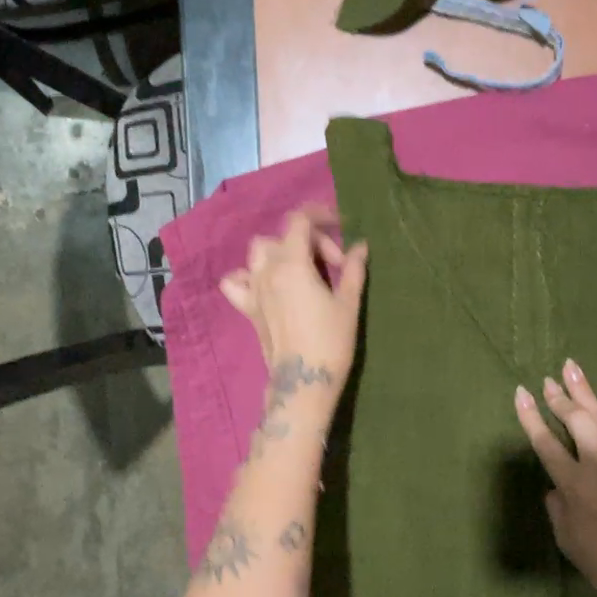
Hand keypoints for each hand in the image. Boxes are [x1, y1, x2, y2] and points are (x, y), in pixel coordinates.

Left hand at [220, 206, 368, 383]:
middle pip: (282, 237)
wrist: (304, 382)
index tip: (339, 224)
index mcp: (292, 264)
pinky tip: (265, 284)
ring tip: (300, 270)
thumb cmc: (331, 342)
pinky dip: (247, 275)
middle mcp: (266, 271)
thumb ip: (353, 269)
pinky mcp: (247, 308)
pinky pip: (236, 281)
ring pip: (258, 253)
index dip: (319, 215)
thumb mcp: (348, 303)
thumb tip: (360, 247)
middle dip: (308, 241)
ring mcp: (253, 289)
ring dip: (279, 252)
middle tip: (332, 265)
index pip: (299, 221)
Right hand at [514, 359, 596, 596]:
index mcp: (573, 486)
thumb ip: (557, 506)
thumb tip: (557, 485)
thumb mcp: (566, 539)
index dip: (530, 416)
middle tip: (546, 380)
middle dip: (558, 397)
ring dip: (586, 391)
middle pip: (575, 420)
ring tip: (572, 367)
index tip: (520, 393)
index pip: (545, 442)